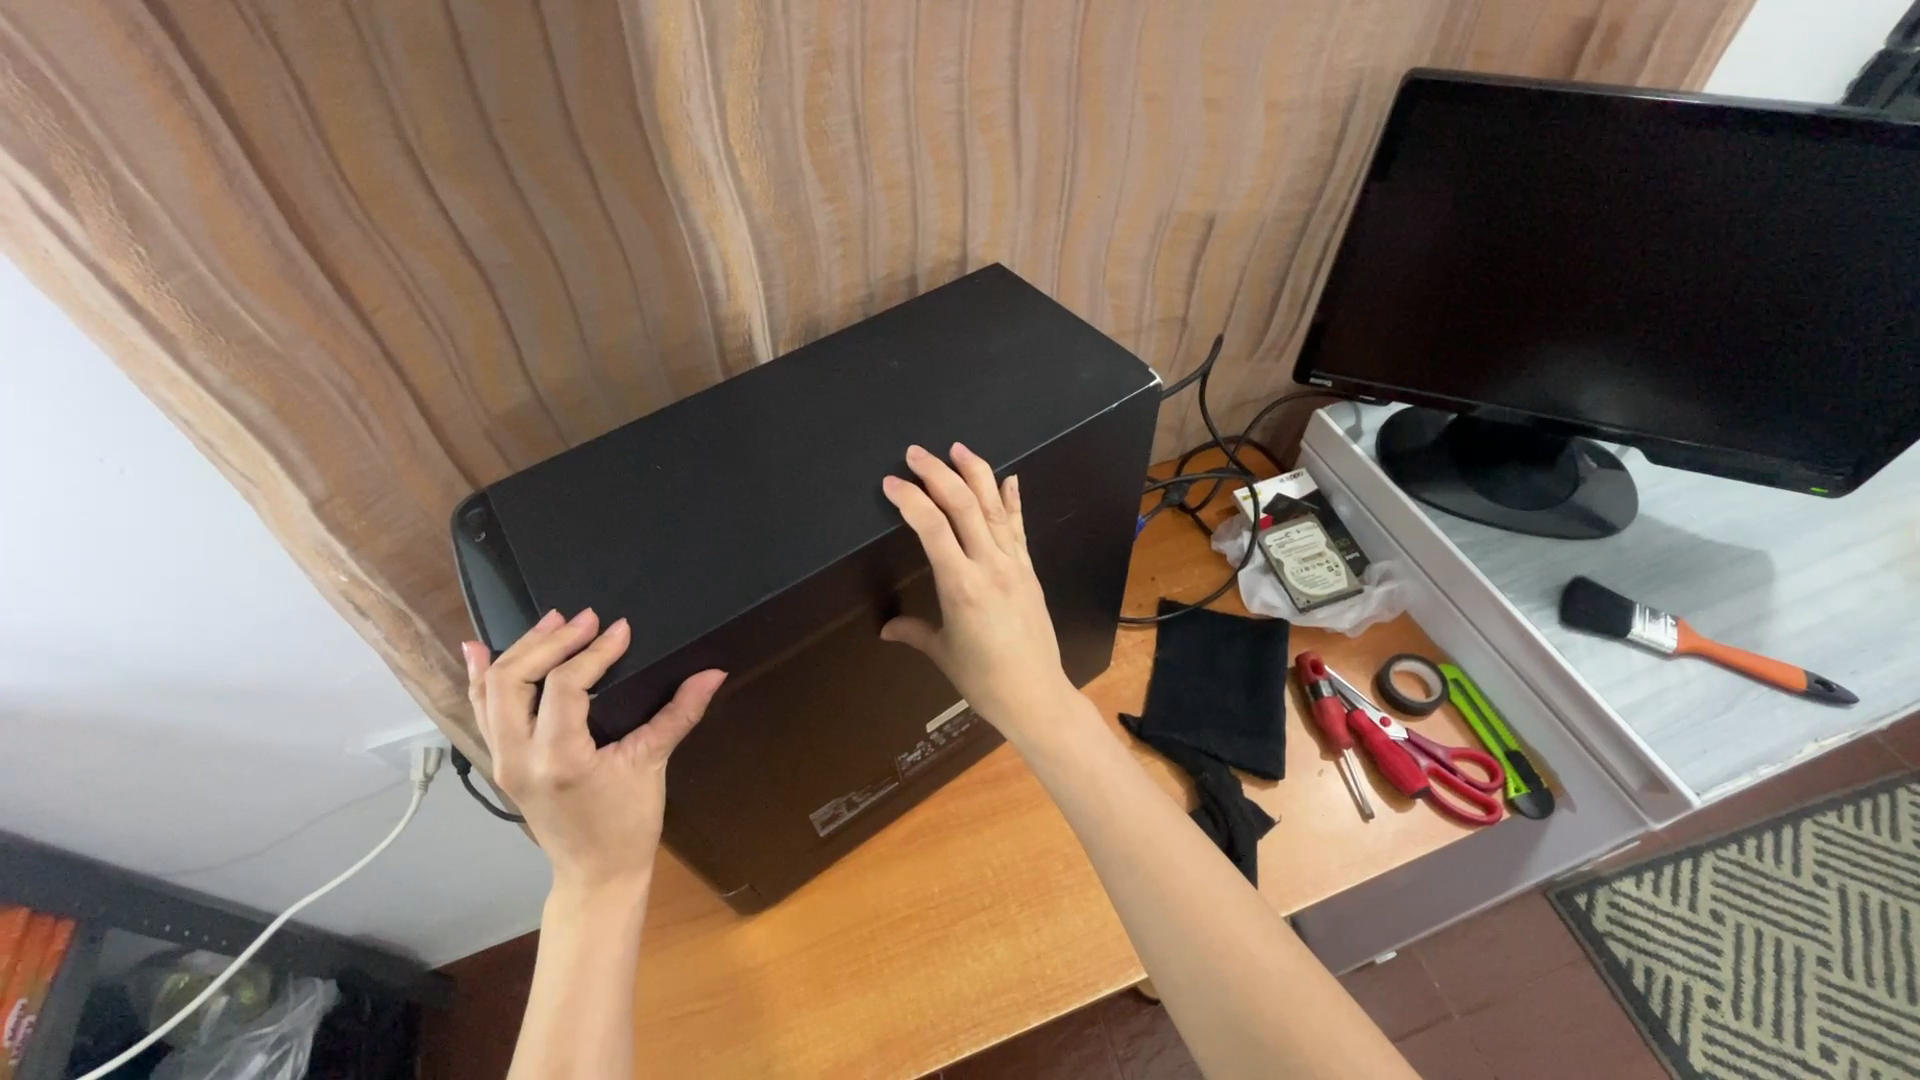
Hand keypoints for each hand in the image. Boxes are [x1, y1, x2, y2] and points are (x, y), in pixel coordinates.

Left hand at [464, 609, 725, 896]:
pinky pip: (481, 711)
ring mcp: (502, 760)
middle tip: (585, 619)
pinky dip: (480, 677)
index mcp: (558, 758)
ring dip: (519, 651)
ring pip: (491, 691)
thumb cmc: (627, 824)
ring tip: (551, 621)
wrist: (596, 873)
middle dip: (549, 642)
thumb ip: (680, 714)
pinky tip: (479, 648)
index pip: (564, 685)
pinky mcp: (501, 762)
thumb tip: (712, 674)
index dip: (593, 652)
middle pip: (514, 679)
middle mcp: (518, 756)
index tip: (621, 629)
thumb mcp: (653, 764)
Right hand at [880, 443, 1079, 741]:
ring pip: (995, 508)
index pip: (932, 527)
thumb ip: (913, 632)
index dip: (910, 499)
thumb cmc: (983, 678)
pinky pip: (1019, 529)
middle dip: (938, 473)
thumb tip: (885, 628)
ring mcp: (1014, 565)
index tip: (891, 483)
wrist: (1035, 694)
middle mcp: (990, 566)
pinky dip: (1014, 502)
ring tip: (959, 449)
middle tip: (916, 453)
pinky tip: (1010, 479)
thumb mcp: (942, 652)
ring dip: (976, 474)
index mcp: (961, 585)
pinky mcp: (1030, 571)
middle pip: (964, 506)